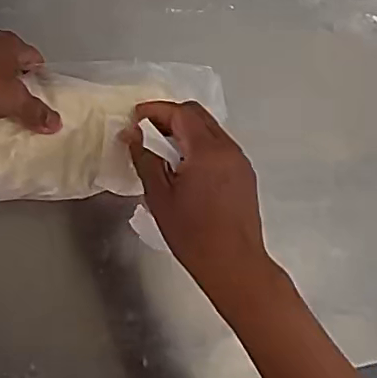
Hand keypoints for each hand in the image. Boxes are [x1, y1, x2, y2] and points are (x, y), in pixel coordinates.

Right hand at [122, 101, 283, 305]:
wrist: (235, 266)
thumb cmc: (194, 234)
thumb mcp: (159, 196)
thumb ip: (144, 158)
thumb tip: (132, 135)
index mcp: (207, 150)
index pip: (180, 113)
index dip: (155, 111)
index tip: (135, 118)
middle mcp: (228, 148)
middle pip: (197, 115)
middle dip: (169, 117)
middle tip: (145, 132)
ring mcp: (239, 160)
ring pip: (209, 129)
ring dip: (184, 132)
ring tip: (161, 151)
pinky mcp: (244, 174)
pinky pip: (219, 146)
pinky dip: (199, 146)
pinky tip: (184, 168)